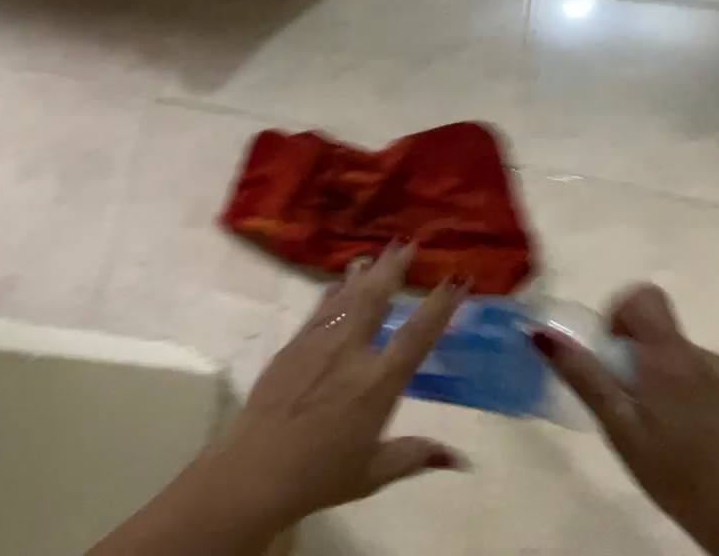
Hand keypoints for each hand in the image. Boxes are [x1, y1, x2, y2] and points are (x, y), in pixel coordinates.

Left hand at [216, 242, 472, 525]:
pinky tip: (336, 285)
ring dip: (361, 274)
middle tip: (405, 243)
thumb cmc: (323, 473)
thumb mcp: (375, 472)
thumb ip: (415, 456)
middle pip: (374, 300)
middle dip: (391, 269)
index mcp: (377, 383)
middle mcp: (348, 353)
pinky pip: (317, 311)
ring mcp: (316, 344)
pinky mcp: (292, 345)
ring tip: (373, 253)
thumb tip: (457, 458)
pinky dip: (331, 295)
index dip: (438, 306)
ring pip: (344, 299)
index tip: (455, 280)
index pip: (416, 337)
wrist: (261, 463)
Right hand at [533, 284, 718, 555]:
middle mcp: (714, 360)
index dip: (622, 316)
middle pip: (667, 338)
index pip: (645, 297)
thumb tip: (541, 332)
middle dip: (647, 363)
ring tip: (679, 434)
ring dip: (681, 385)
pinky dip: (714, 403)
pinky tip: (713, 444)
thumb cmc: (679, 479)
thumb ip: (583, 376)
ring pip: (698, 365)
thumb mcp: (619, 430)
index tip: (615, 356)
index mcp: (673, 359)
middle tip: (639, 411)